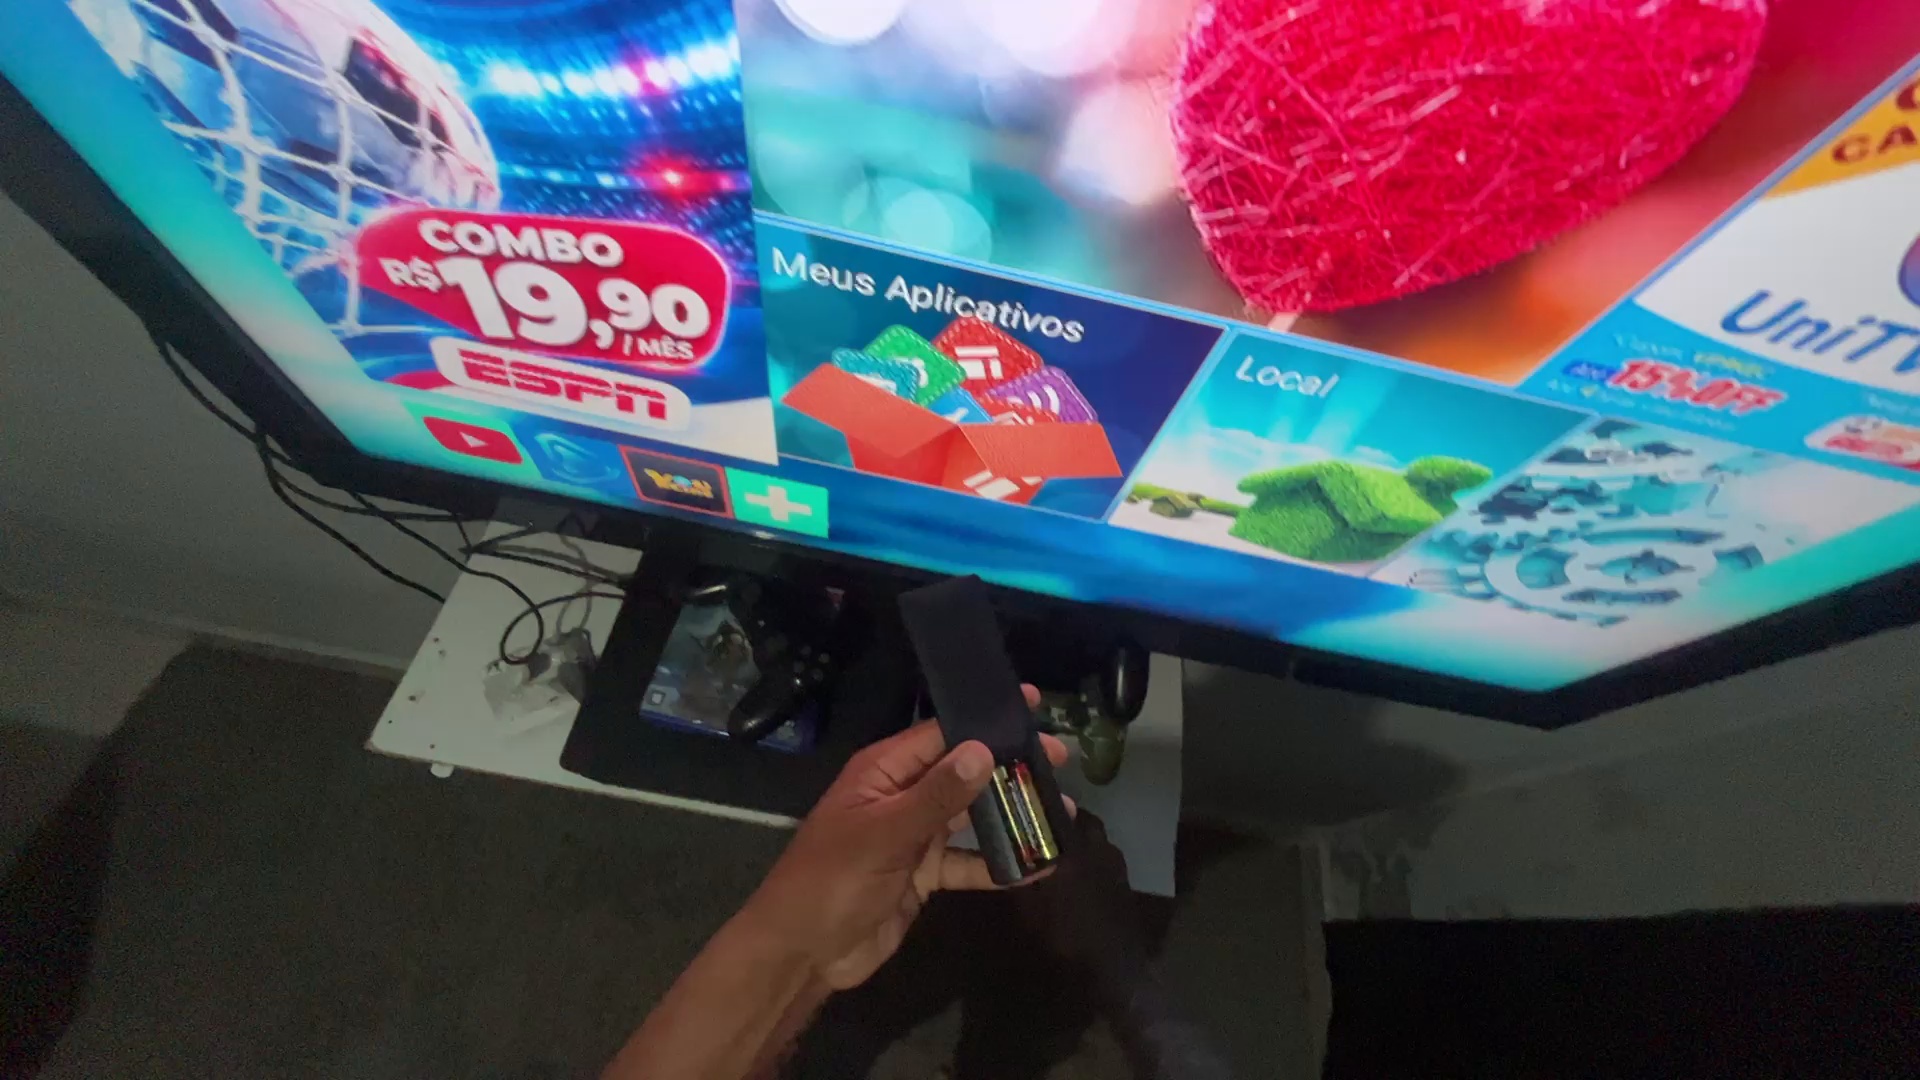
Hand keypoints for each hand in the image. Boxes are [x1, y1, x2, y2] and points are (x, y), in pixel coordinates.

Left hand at [740, 687, 1069, 989]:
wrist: (803, 955)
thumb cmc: (833, 880)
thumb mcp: (885, 833)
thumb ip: (936, 795)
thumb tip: (982, 750)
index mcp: (886, 770)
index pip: (942, 733)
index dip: (985, 721)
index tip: (1031, 707)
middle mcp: (903, 794)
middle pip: (963, 771)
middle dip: (1008, 766)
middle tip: (1060, 760)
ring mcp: (914, 834)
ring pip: (970, 815)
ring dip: (1010, 815)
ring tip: (1060, 810)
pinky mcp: (923, 873)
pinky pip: (967, 861)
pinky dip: (998, 863)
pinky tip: (1036, 866)